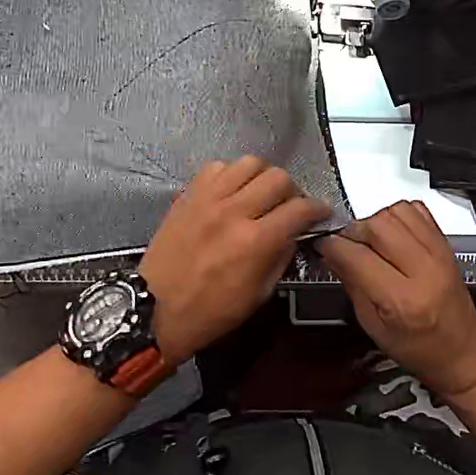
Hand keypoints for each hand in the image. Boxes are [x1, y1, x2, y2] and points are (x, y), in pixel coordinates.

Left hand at [138, 157, 328, 364]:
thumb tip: (293, 234)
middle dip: (293, 190)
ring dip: (262, 176)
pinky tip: (232, 191)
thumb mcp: (257, 294)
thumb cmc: (208, 311)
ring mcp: (208, 198)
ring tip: (261, 193)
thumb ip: (280, 257)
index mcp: (255, 241)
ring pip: (248, 163)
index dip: (317, 209)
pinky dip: (231, 174)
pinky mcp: (189, 194)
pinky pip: (217, 167)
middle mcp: (233, 211)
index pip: (299, 209)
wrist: (155, 308)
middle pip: (277, 177)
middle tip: (290, 205)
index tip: (320, 213)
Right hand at [317, 200, 475, 397]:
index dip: (332, 244)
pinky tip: (393, 235)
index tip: (322, 243)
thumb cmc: (418, 348)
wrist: (464, 354)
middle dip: (353, 231)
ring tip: (372, 241)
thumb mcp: (372, 325)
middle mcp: (425, 271)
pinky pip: (417, 210)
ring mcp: (439, 254)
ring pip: (395, 212)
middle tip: (348, 246)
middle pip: (376, 225)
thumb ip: (350, 282)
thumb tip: (329, 251)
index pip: (357, 254)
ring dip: (375, 221)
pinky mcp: (446, 245)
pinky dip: (398, 216)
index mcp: (402, 300)